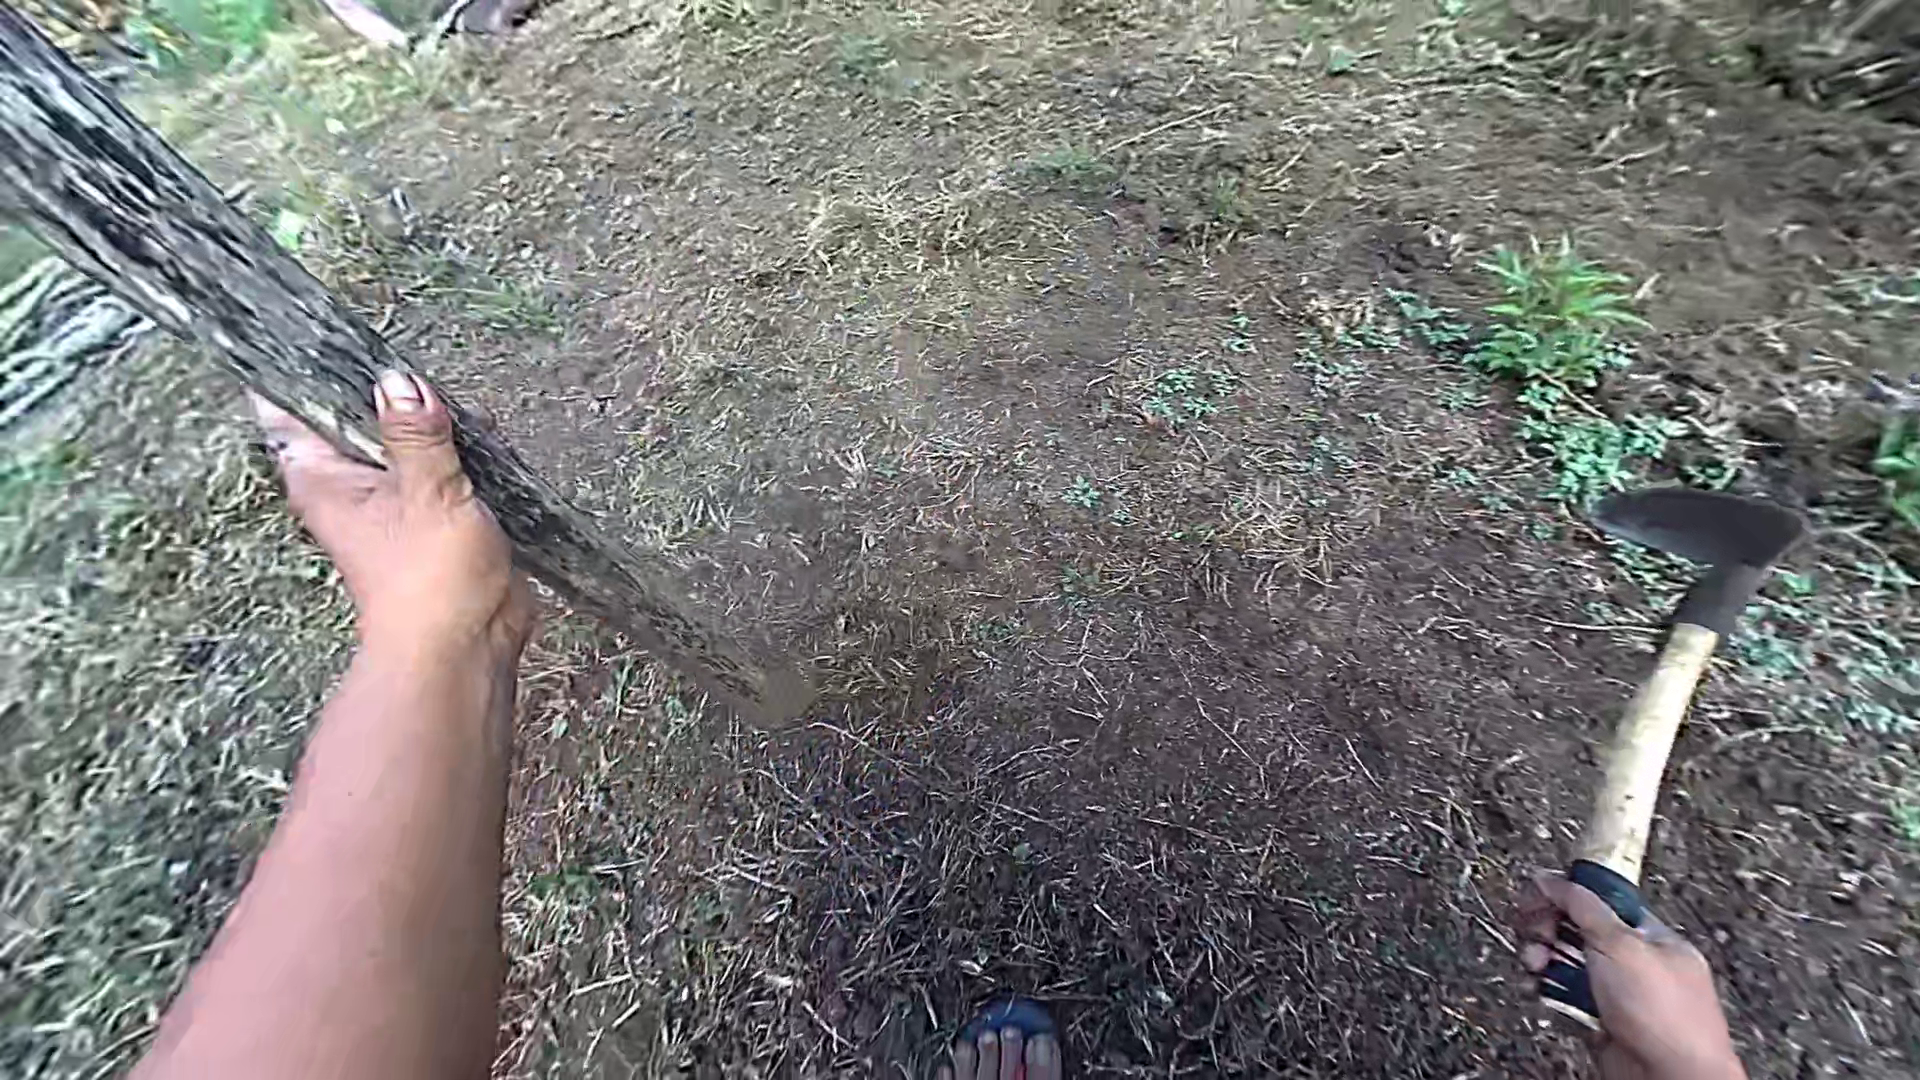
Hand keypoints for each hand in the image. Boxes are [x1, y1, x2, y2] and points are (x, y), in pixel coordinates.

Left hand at [252, 370, 533, 660]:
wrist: (470, 635)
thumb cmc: (431, 572)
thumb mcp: (427, 493)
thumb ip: (417, 436)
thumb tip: (402, 382)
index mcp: (325, 476)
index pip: (293, 406)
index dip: (308, 370)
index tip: (338, 339)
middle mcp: (356, 486)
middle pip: (367, 420)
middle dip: (405, 401)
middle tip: (440, 394)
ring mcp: (402, 503)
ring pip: (417, 447)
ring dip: (449, 433)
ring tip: (482, 427)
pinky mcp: (446, 518)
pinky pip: (453, 474)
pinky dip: (473, 460)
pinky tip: (499, 455)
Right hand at [1519, 873, 1745, 1079]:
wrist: (1669, 1079)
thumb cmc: (1664, 1017)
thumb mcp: (1618, 943)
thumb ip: (1580, 903)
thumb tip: (1548, 877)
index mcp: (1653, 939)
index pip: (1597, 899)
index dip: (1562, 895)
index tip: (1536, 897)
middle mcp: (1634, 961)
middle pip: (1571, 925)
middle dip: (1543, 927)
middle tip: (1535, 933)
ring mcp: (1615, 987)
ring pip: (1559, 954)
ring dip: (1538, 955)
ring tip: (1536, 965)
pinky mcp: (1596, 1010)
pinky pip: (1557, 984)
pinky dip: (1542, 982)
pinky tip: (1541, 985)